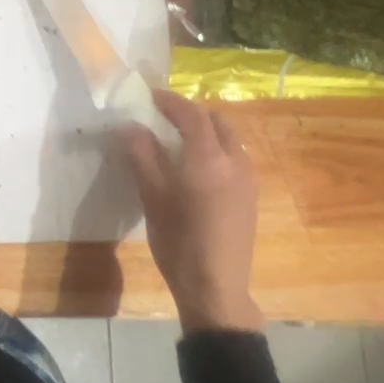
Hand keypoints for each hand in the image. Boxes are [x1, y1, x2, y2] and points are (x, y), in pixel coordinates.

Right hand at [118, 90, 263, 332]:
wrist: (216, 286)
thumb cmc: (178, 241)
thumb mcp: (152, 197)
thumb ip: (142, 156)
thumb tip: (131, 126)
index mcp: (208, 158)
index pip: (191, 115)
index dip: (170, 101)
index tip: (149, 96)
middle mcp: (235, 161)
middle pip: (216, 121)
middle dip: (190, 112)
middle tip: (163, 116)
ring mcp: (248, 178)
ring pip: (229, 138)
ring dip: (205, 130)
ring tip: (178, 140)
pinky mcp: (251, 195)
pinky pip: (235, 157)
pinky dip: (216, 148)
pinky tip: (196, 167)